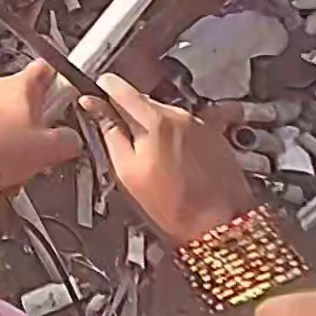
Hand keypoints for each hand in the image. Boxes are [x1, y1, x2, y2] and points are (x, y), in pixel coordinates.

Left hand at [0, 61, 84, 195]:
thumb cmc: (1, 147)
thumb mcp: (49, 148)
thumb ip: (69, 140)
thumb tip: (73, 140)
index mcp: (20, 83)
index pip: (46, 67)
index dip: (61, 79)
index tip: (70, 94)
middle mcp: (0, 88)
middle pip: (32, 97)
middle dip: (44, 120)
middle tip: (52, 140)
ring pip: (16, 116)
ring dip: (25, 137)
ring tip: (31, 161)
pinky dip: (7, 146)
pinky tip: (12, 167)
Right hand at [80, 75, 255, 241]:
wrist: (223, 230)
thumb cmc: (173, 207)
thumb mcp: (126, 170)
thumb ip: (108, 130)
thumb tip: (92, 104)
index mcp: (153, 120)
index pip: (116, 85)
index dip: (101, 92)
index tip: (96, 103)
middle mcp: (179, 115)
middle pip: (140, 100)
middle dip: (127, 116)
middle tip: (125, 147)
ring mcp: (200, 124)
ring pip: (162, 114)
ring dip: (152, 129)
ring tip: (154, 162)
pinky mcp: (215, 136)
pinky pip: (184, 126)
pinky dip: (174, 137)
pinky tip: (174, 163)